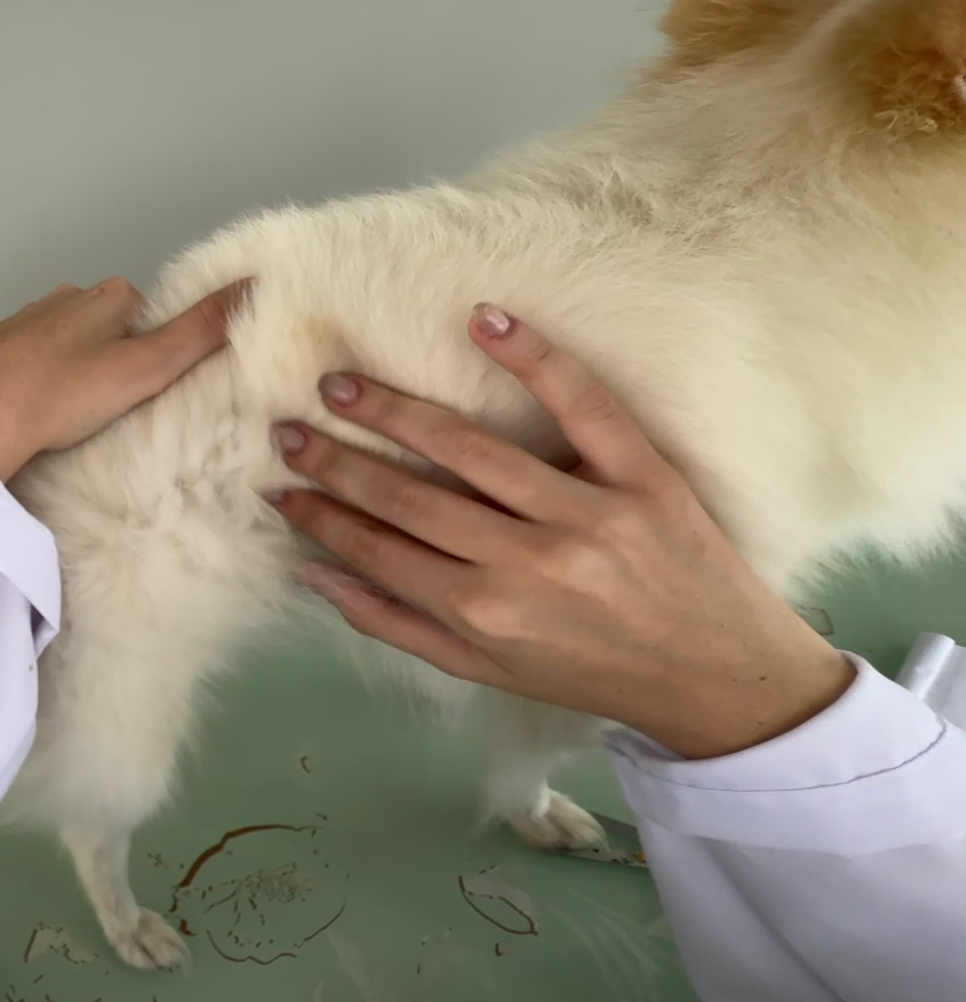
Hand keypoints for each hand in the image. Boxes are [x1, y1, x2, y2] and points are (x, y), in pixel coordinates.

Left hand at [0, 277, 252, 481]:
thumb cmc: (60, 395)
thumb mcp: (142, 369)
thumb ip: (199, 333)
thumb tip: (258, 282)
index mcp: (107, 295)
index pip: (151, 318)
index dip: (153, 356)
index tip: (143, 395)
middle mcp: (64, 297)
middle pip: (109, 329)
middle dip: (113, 363)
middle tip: (109, 411)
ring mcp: (23, 321)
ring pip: (69, 345)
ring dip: (76, 373)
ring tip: (70, 416)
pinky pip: (32, 361)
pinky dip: (40, 380)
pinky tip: (34, 410)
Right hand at [267, 304, 853, 758]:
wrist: (724, 682)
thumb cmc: (580, 672)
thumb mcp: (474, 669)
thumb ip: (388, 620)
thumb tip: (310, 570)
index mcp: (481, 611)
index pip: (374, 550)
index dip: (319, 516)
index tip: (277, 487)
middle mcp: (525, 561)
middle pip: (406, 497)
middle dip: (335, 461)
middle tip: (287, 429)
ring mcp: (587, 512)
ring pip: (470, 449)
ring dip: (394, 412)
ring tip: (339, 384)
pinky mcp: (645, 476)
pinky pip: (585, 406)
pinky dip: (535, 359)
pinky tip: (482, 319)